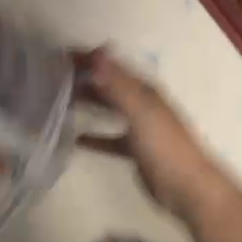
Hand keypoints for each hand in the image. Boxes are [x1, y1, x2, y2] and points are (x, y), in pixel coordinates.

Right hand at [76, 48, 235, 216]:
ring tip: (60, 102)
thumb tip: (96, 53)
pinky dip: (94, 136)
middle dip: (84, 78)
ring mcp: (139, 127)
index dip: (89, 59)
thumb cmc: (164, 147)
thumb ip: (118, 84)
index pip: (113, 66)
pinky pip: (109, 138)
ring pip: (108, 108)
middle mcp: (142, 104)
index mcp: (144, 91)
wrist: (188, 188)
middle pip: (109, 85)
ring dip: (88, 102)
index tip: (60, 56)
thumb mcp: (140, 112)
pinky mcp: (135, 150)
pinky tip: (76, 139)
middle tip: (53, 78)